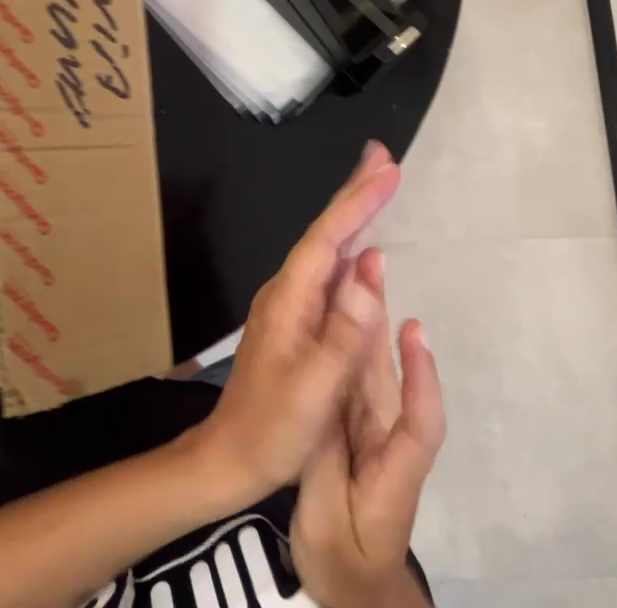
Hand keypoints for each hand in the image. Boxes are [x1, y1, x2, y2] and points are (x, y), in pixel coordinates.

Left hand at [189, 142, 401, 501]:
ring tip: (379, 188)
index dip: (356, 203)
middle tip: (383, 158)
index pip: (327, 240)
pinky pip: (328, 277)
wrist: (229, 457)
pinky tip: (363, 255)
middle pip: (324, 235)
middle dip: (354, 195)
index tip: (387, 170)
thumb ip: (342, 335)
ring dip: (352, 219)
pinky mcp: (296, 326)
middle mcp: (286, 294)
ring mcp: (289, 309)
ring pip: (326, 252)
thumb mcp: (313, 388)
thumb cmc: (272, 428)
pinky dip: (349, 254)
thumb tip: (367, 274)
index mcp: (289, 301)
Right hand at [291, 249, 445, 607]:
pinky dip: (351, 350)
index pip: (418, 423)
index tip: (413, 331)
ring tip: (360, 275)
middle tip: (375, 268)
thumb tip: (318, 406)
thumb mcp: (326, 519)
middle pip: (394, 382)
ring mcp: (373, 436)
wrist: (352, 591)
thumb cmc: (343, 559)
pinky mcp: (356, 434)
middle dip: (387, 328)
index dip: (419, 378)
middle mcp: (389, 444)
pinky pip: (355, 388)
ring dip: (369, 327)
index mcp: (394, 471)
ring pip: (374, 376)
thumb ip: (325, 462)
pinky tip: (338, 320)